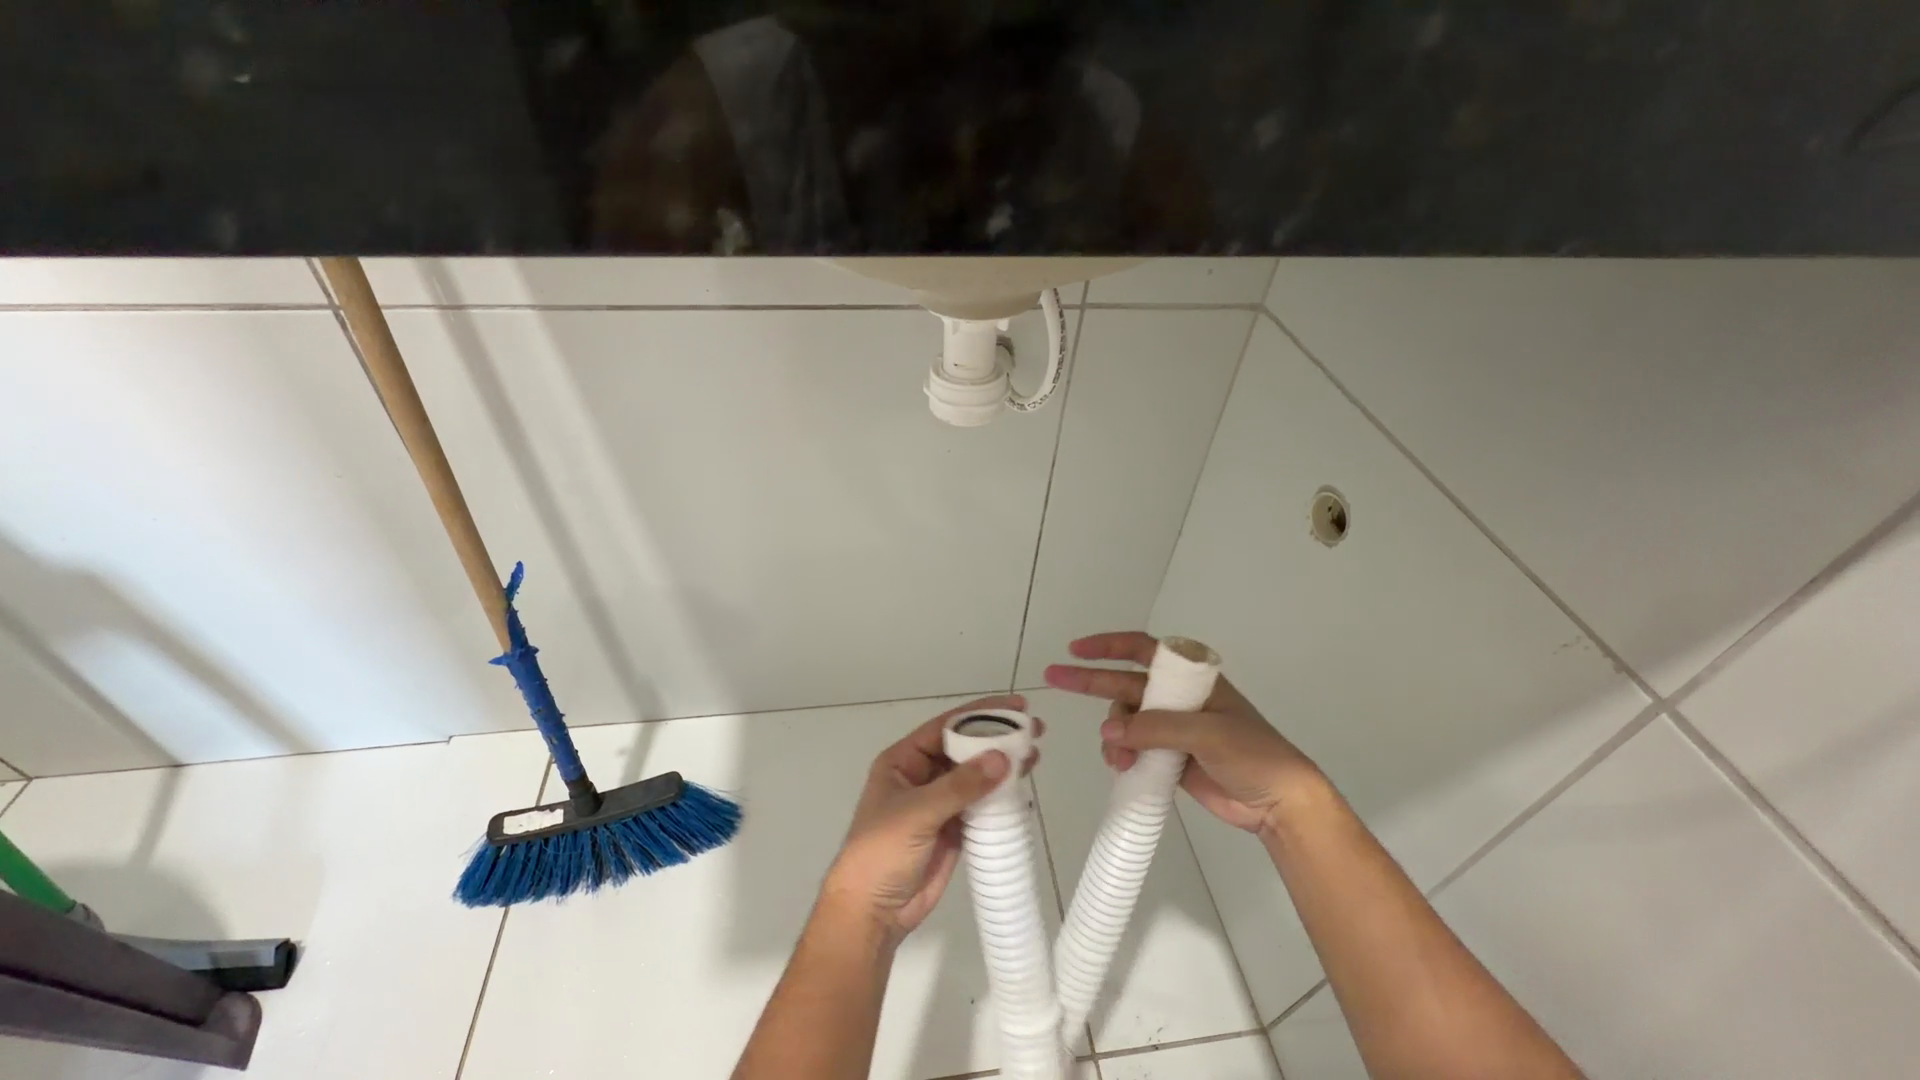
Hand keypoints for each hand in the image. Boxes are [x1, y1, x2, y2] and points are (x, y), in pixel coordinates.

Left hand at [822, 695, 1040, 942]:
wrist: (873, 912)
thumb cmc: (881, 852)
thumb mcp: (917, 813)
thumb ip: (960, 785)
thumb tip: (1003, 757)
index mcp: (903, 762)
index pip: (945, 728)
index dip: (980, 715)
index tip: (1016, 707)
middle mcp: (922, 776)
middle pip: (964, 748)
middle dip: (997, 737)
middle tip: (1035, 729)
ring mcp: (939, 803)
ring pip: (976, 775)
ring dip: (1004, 765)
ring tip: (1036, 754)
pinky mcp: (954, 829)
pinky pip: (981, 803)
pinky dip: (1002, 795)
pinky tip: (1024, 787)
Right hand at [1045, 632, 1322, 838]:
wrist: (1279, 802)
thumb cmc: (1253, 755)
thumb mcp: (1209, 732)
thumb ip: (1157, 728)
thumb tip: (1110, 731)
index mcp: (1192, 680)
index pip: (1144, 650)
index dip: (1109, 646)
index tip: (1076, 649)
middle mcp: (1177, 699)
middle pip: (1125, 684)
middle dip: (1089, 681)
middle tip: (1053, 678)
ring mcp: (1172, 730)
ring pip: (1124, 721)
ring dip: (1114, 735)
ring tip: (1118, 759)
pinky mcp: (1169, 759)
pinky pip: (1133, 749)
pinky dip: (1122, 755)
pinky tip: (1122, 767)